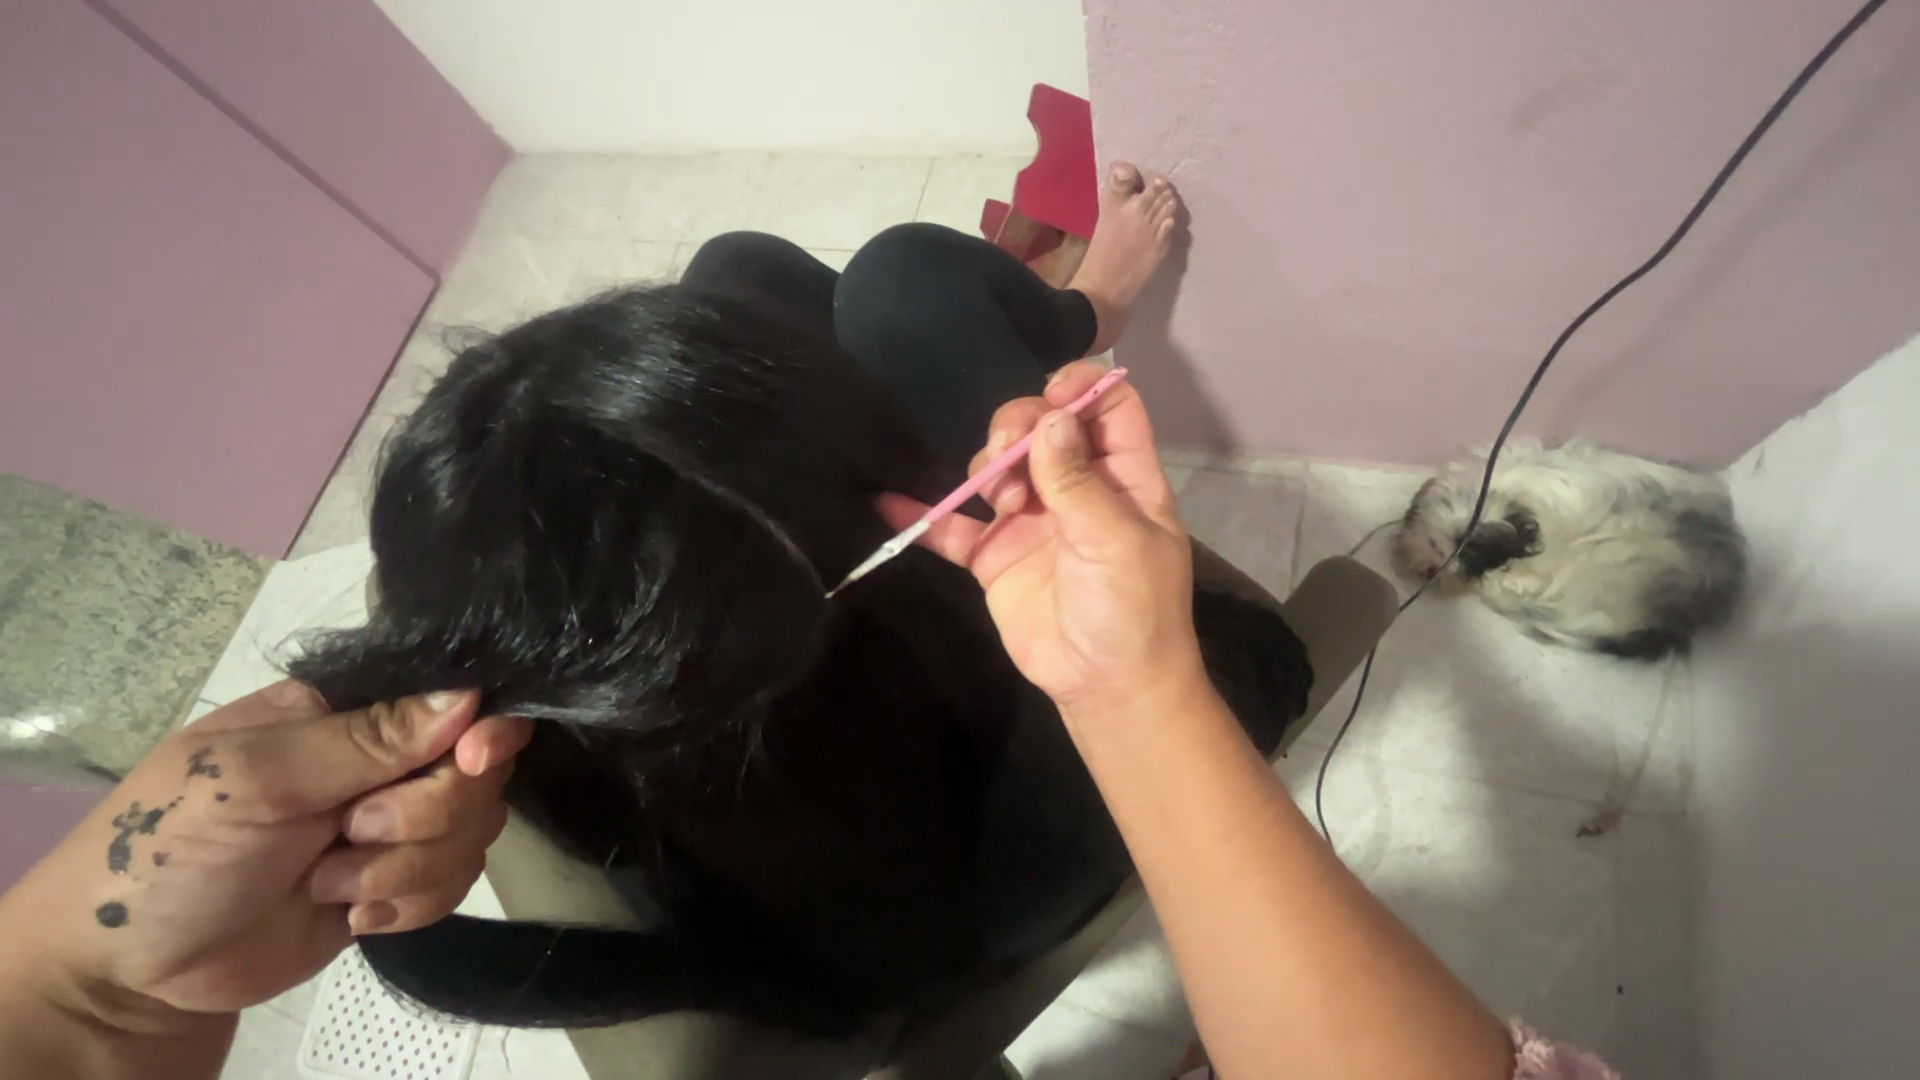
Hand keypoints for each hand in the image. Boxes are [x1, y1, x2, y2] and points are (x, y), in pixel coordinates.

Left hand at [0, 680, 528, 1025]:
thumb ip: (367, 737)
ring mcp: (402, 820)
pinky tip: (352, 912)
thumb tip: (471, 698)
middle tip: (350, 832)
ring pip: (476, 829)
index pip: (461, 700)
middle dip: (423, 815)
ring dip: (404, 867)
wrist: (127, 977)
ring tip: (326, 883)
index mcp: (355, 713)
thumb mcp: (256, 780)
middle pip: (480, 772)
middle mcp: (392, 760)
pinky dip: (410, 903)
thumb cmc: (170, 851)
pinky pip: (459, 881)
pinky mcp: (405, 877)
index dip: (484, 728)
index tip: (471, 757)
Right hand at [879, 359, 1207, 714]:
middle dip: (1019, 428)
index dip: (1081, 389)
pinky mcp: (994, 556)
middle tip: (1008, 459)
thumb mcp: (1116, 540)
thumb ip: (1078, 480)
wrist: (1104, 684)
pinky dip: (924, 516)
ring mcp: (1030, 520)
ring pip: (998, 467)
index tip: (1051, 393)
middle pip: (1042, 427)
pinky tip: (889, 503)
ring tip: (999, 505)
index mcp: (1122, 477)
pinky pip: (953, 528)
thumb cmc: (1131, 608)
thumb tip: (1048, 418)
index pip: (1108, 408)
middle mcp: (1075, 489)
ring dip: (988, 470)